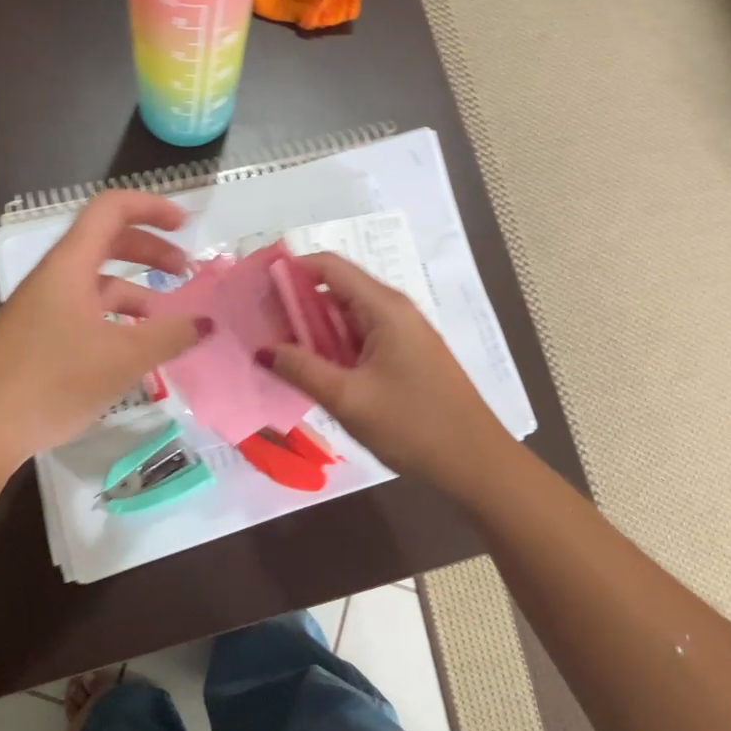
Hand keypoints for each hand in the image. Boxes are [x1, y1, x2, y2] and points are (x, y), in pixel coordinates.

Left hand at [0, 191, 208, 474]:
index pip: (112, 209)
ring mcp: (41, 309)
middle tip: (185, 273)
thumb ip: (169, 336)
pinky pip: (84, 313)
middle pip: (107, 243)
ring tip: (166, 322)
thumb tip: (207, 323)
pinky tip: (132, 352)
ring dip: (135, 291)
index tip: (187, 225)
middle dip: (150, 251)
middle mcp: (54, 278)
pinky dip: (115, 320)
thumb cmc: (51, 382)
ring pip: (96, 283)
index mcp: (70, 265)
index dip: (152, 207)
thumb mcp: (122, 359)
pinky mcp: (35, 339)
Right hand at [261, 252, 510, 486]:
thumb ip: (302, 369)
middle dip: (294, 304)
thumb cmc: (413, 427)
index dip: (290, 269)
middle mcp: (394, 311)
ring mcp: (402, 335)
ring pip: (346, 318)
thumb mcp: (349, 399)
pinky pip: (360, 340)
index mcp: (384, 308)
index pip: (329, 266)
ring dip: (311, 331)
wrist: (475, 464)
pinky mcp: (405, 358)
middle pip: (335, 289)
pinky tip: (309, 372)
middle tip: (256, 326)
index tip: (254, 288)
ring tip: (273, 351)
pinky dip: (332, 349)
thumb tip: (262, 349)